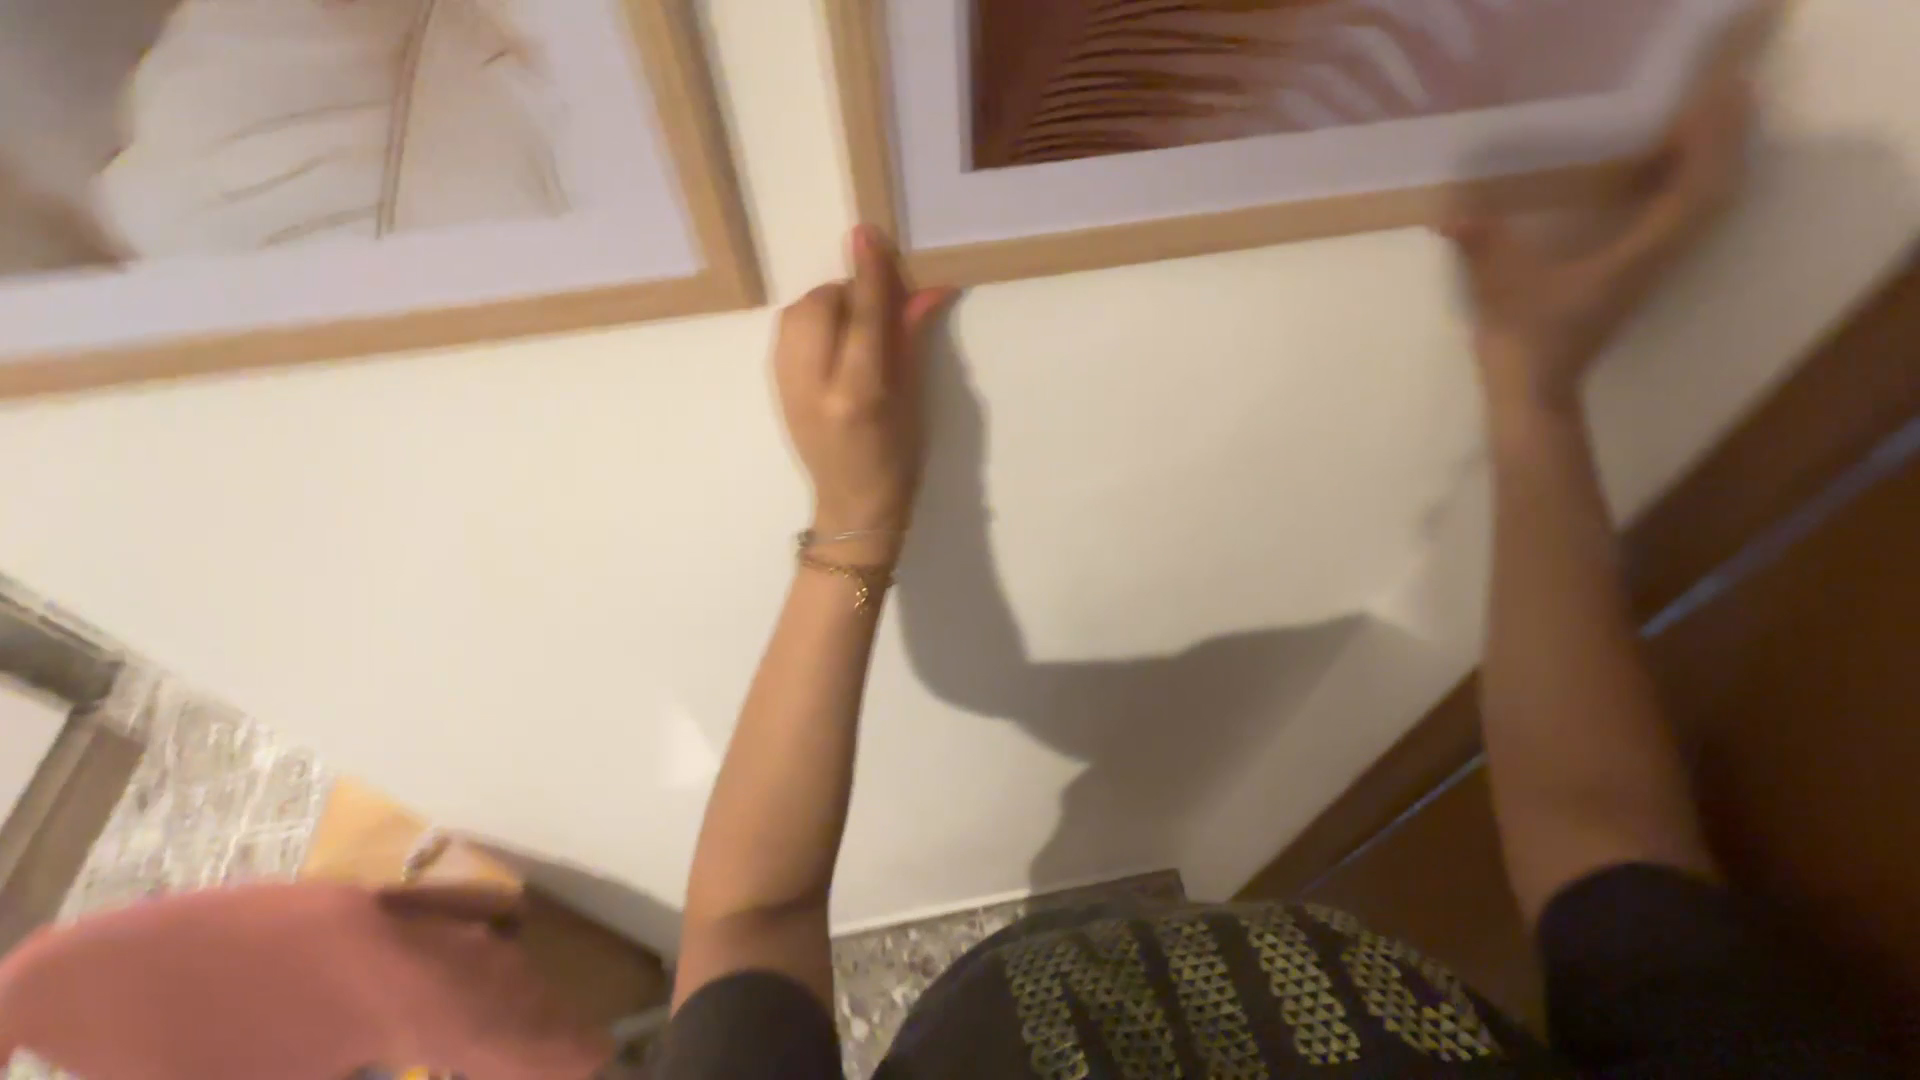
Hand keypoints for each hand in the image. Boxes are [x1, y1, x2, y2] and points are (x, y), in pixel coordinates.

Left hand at [774, 227, 955, 562]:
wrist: (853, 507)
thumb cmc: (898, 461)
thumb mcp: (914, 401)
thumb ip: (911, 339)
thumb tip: (929, 288)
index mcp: (858, 395)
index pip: (863, 318)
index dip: (869, 274)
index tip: (866, 234)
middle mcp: (815, 387)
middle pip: (820, 306)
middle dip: (847, 294)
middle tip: (874, 314)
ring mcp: (788, 388)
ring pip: (796, 314)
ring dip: (827, 306)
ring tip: (853, 330)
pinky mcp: (775, 388)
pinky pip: (787, 332)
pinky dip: (811, 324)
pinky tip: (833, 344)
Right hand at [1445, 75, 1753, 414]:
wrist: (1534, 393)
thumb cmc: (1526, 343)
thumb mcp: (1499, 289)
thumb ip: (1481, 246)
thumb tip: (1447, 214)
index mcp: (1639, 256)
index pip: (1695, 188)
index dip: (1706, 142)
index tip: (1700, 99)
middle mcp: (1657, 260)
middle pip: (1712, 192)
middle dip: (1716, 145)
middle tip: (1703, 101)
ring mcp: (1648, 273)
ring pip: (1698, 211)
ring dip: (1702, 170)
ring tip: (1686, 134)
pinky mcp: (1631, 282)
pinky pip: (1677, 227)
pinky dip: (1680, 196)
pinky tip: (1657, 183)